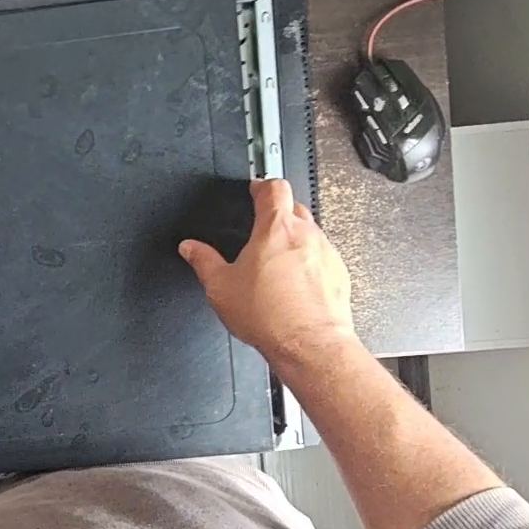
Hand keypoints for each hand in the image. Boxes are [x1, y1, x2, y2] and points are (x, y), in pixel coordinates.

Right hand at [179, 178, 356, 369]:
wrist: (308, 344)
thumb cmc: (270, 316)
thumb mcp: (220, 286)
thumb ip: (203, 261)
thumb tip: (190, 248)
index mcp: (274, 229)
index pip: (273, 186)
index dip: (261, 184)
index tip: (255, 189)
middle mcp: (306, 234)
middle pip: (293, 205)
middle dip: (276, 212)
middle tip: (260, 228)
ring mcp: (326, 252)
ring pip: (309, 231)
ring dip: (292, 239)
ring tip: (273, 262)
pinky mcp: (338, 272)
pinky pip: (321, 256)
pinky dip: (307, 262)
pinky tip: (291, 283)